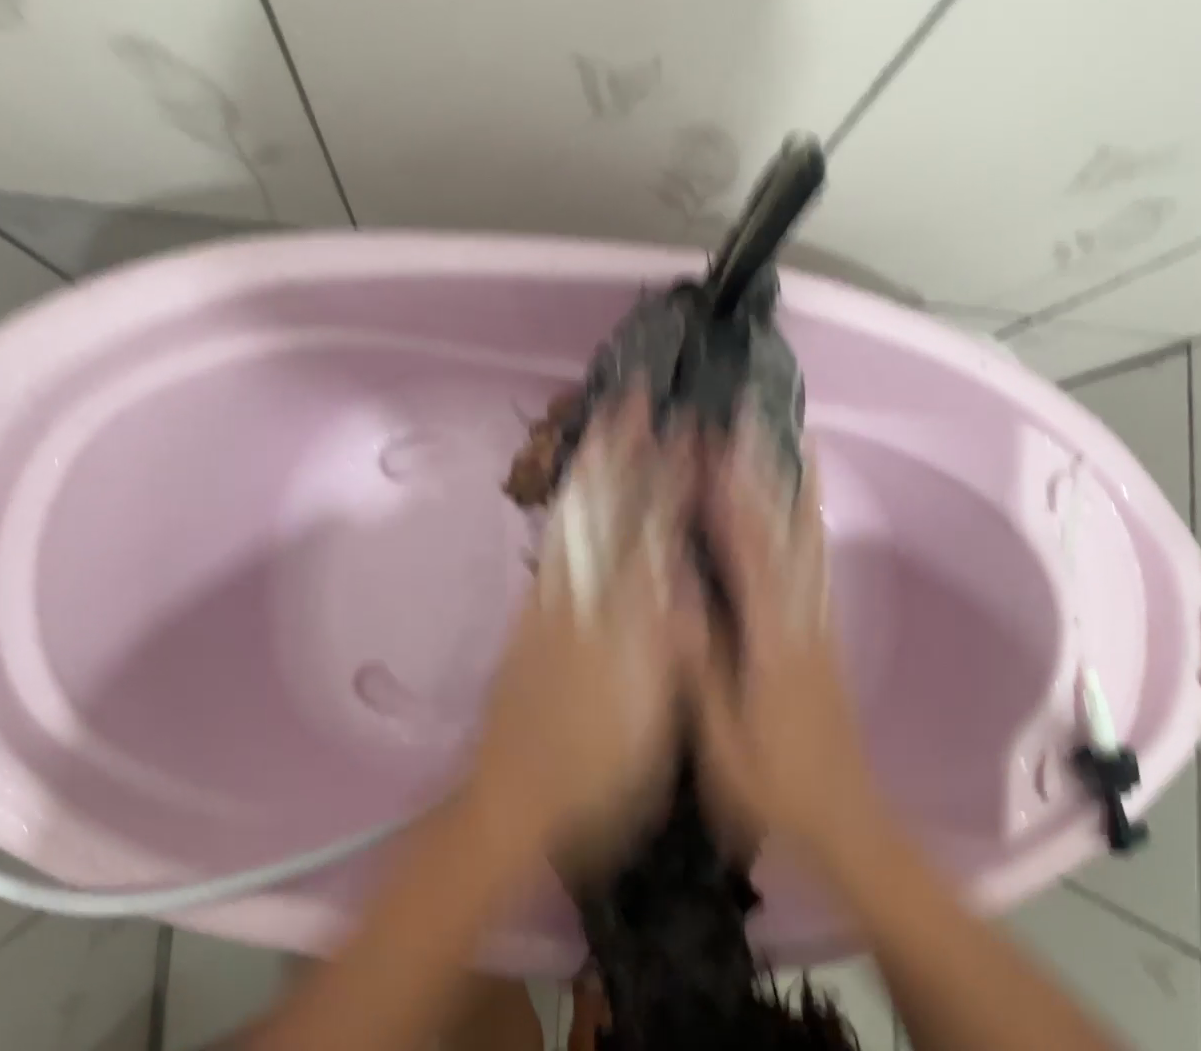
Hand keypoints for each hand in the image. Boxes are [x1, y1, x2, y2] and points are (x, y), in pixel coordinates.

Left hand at [467, 390, 696, 875]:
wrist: (510, 802)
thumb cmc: (599, 778)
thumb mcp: (653, 726)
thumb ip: (670, 651)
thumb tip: (688, 584)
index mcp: (622, 625)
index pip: (653, 536)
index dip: (672, 480)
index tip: (689, 433)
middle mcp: (582, 602)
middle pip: (605, 512)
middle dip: (622, 449)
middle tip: (635, 398)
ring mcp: (549, 607)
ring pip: (571, 522)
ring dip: (590, 466)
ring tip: (603, 423)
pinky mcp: (528, 620)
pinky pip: (551, 549)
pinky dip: (565, 508)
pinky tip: (573, 493)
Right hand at [689, 421, 881, 855]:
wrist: (846, 823)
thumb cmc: (772, 788)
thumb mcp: (722, 739)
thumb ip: (700, 667)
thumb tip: (673, 598)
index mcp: (771, 640)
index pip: (748, 551)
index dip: (731, 493)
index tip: (713, 443)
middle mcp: (801, 620)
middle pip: (788, 532)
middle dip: (770, 471)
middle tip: (759, 419)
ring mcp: (818, 627)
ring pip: (811, 545)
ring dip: (801, 489)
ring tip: (798, 442)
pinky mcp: (824, 640)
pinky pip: (816, 569)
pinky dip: (810, 528)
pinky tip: (805, 516)